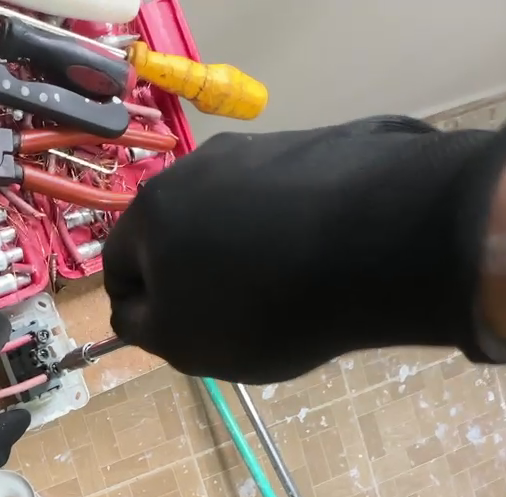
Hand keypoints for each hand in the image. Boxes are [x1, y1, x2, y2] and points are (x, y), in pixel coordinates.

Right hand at [103, 105, 505, 383]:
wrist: (388, 243)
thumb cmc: (261, 306)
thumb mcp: (180, 343)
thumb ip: (140, 326)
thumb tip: (135, 305)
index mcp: (151, 210)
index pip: (117, 265)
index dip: (138, 308)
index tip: (174, 334)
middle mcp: (198, 165)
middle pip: (174, 235)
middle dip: (190, 275)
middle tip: (226, 315)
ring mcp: (263, 148)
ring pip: (229, 215)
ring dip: (239, 252)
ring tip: (281, 288)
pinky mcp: (322, 144)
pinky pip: (285, 200)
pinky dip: (289, 233)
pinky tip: (318, 261)